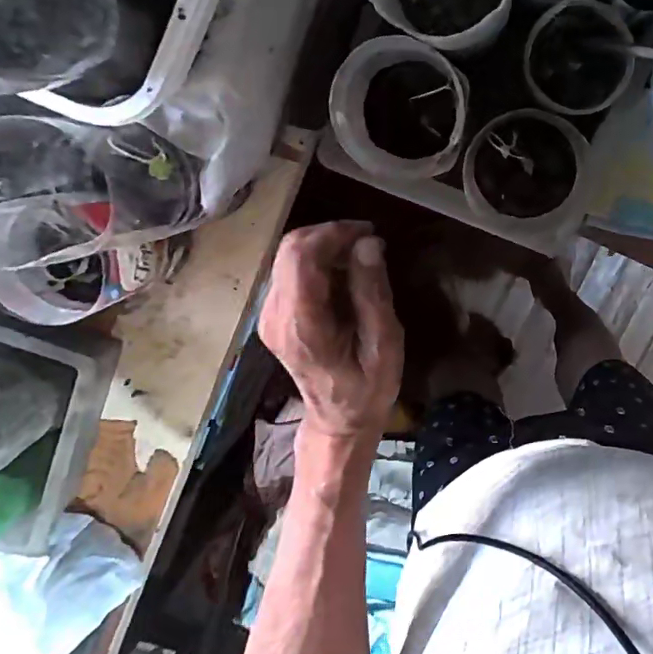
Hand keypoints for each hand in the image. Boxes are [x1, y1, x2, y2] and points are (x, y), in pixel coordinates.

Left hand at [259, 221, 403, 441]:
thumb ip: (373, 293)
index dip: (333, 233)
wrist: (339, 420)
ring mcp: (268, 314)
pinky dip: (318, 260)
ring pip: (289, 255)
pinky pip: (291, 270)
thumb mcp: (384, 344)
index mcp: (301, 324)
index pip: (300, 256)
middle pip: (290, 248)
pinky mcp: (272, 313)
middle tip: (368, 242)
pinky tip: (344, 273)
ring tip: (361, 257)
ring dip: (325, 246)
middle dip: (330, 235)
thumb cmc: (367, 388)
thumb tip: (368, 244)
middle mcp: (275, 314)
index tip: (369, 233)